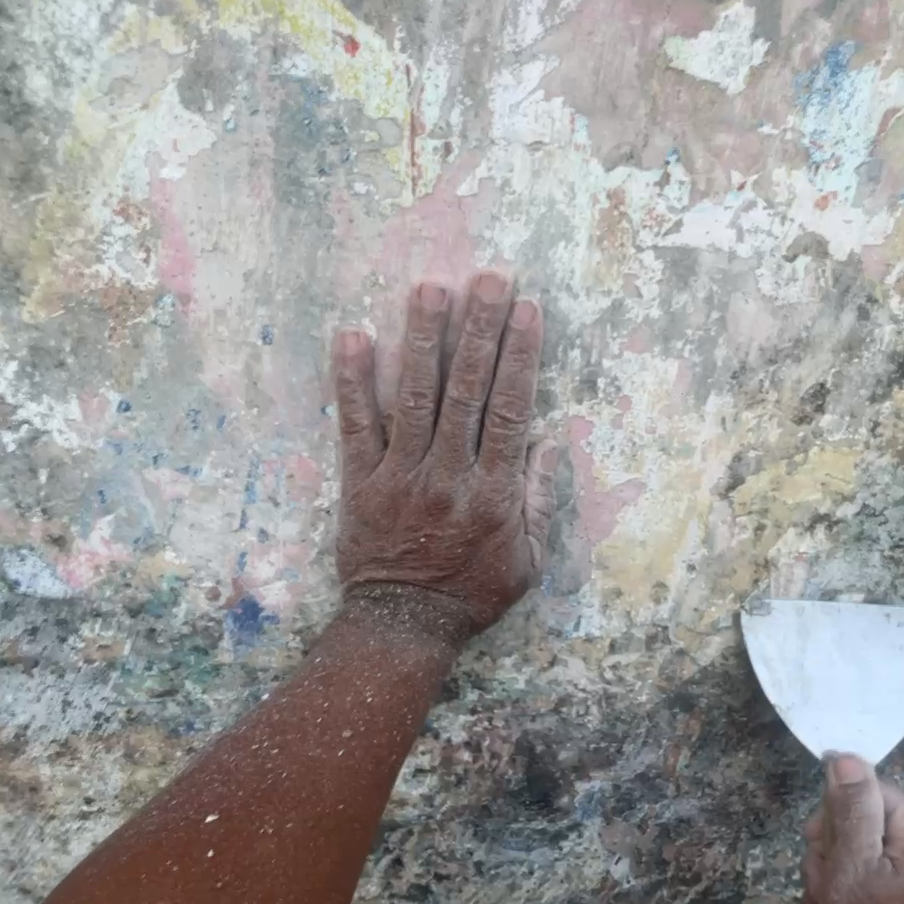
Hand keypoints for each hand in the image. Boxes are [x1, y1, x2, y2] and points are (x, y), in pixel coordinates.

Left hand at [330, 272, 556, 642]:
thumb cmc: (474, 594)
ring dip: (424, 340)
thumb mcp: (530, 561)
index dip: (519, 356)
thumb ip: (540, 500)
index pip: (510, 411)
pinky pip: (356, 426)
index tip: (527, 310)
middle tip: (488, 278)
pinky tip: (353, 337)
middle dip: (479, 330)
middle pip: (467, 392)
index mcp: (495, 494)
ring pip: (415, 398)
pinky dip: (352, 382)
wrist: (405, 625)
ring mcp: (401, 476)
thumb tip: (551, 441)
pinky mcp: (361, 483)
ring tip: (430, 289)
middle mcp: (449, 475)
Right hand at [802, 755, 903, 903]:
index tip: (818, 836)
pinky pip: (843, 902)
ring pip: (839, 869)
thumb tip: (846, 756)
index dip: (836, 806)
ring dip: (823, 895)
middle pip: (850, 830)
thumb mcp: (856, 865)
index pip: (870, 789)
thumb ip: (852, 809)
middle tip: (827, 888)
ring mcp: (899, 893)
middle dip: (825, 860)